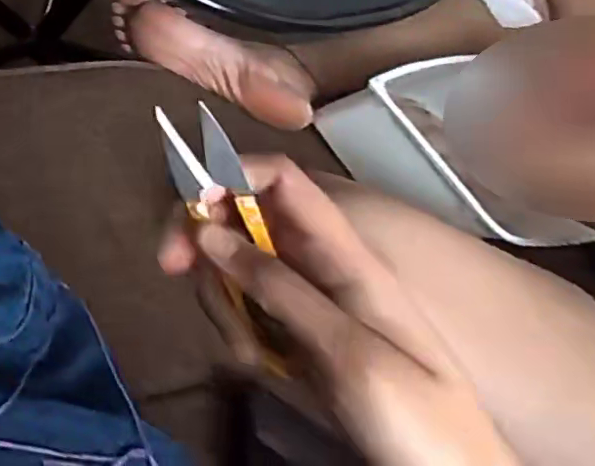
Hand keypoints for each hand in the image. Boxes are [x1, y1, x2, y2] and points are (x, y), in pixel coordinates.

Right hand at [159, 157, 517, 465]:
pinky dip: (230, 320)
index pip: (280, 178)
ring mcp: (302, 293)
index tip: (190, 202)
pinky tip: (252, 359)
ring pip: (228, 258)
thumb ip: (278, 287)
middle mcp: (316, 261)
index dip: (230, 171)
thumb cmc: (422, 424)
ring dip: (216, 292)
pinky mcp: (290, 326)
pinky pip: (238, 299)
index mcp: (343, 254)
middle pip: (237, 214)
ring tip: (244, 349)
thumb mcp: (351, 355)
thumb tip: (205, 228)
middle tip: (172, 266)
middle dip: (198, 235)